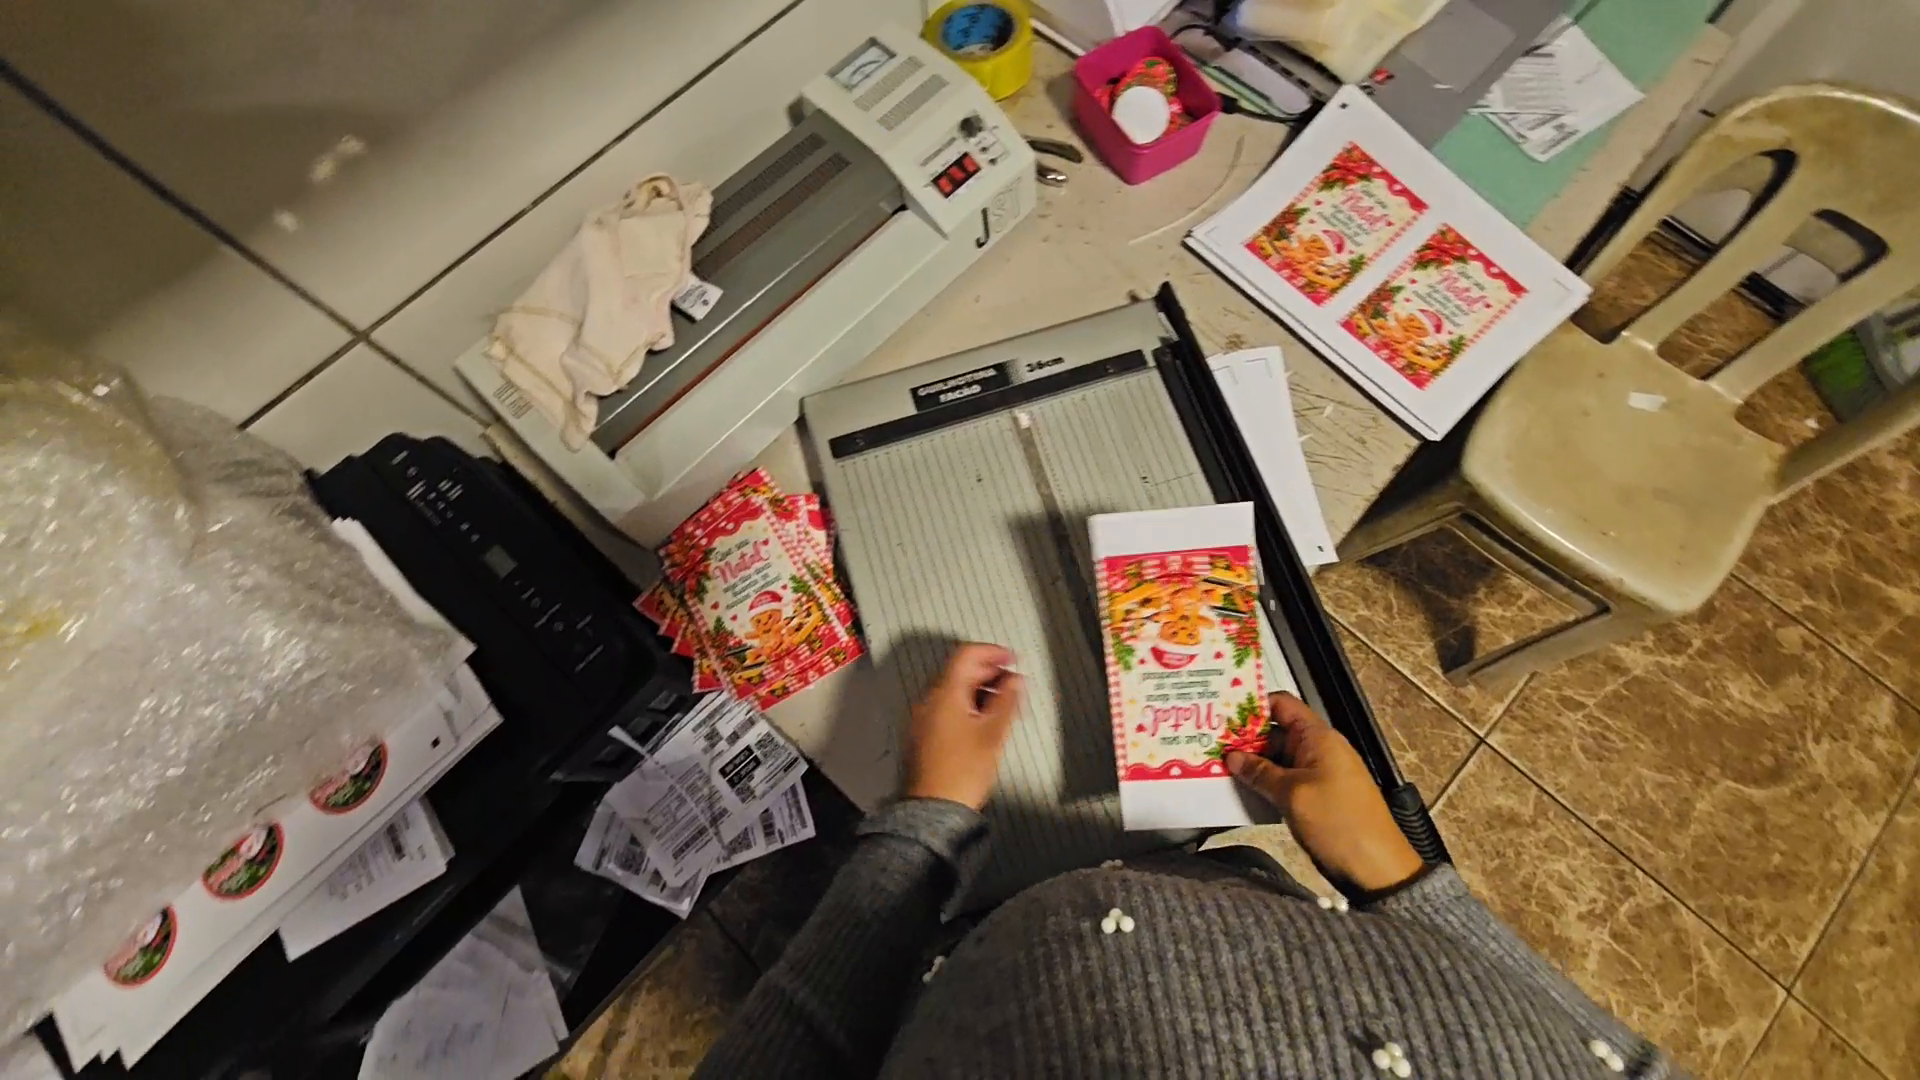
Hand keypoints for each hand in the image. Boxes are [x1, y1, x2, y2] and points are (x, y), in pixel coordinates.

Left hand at [903, 643, 1023, 810]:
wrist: (932, 809)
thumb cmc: (965, 769)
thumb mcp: (993, 734)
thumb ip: (1007, 701)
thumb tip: (1016, 678)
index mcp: (945, 693)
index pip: (966, 655)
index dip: (992, 652)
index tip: (1014, 660)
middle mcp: (929, 698)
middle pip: (959, 670)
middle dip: (989, 670)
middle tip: (1014, 683)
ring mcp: (923, 715)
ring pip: (953, 688)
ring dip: (979, 688)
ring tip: (1005, 703)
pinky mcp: (924, 732)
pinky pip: (947, 705)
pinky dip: (967, 702)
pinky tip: (984, 719)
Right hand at [1226, 693, 1423, 892]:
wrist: (1376, 869)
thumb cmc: (1337, 821)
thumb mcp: (1293, 794)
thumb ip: (1259, 772)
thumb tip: (1231, 757)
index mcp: (1318, 737)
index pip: (1282, 704)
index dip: (1252, 705)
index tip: (1222, 713)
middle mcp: (1316, 749)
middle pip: (1274, 731)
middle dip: (1243, 736)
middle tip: (1210, 742)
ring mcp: (1314, 774)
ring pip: (1275, 757)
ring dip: (1249, 762)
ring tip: (1216, 763)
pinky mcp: (1312, 796)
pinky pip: (1281, 779)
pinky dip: (1261, 781)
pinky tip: (1236, 786)